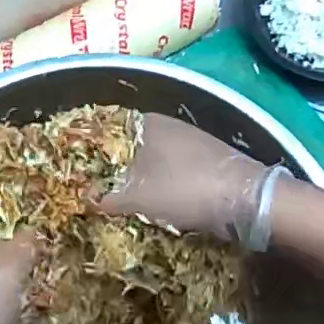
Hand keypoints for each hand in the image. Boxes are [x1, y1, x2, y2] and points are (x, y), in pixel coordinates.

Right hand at [94, 113, 284, 248]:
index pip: (105, 127)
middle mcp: (165, 124)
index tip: (74, 164)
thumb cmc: (186, 190)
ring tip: (118, 194)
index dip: (88, 145)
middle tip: (93, 184)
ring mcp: (189, 139)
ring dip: (135, 172)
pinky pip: (168, 165)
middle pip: (127, 141)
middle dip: (111, 162)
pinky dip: (156, 178)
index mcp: (145, 123)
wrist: (250, 200)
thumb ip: (107, 198)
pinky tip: (151, 197)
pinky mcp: (205, 157)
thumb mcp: (138, 198)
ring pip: (149, 154)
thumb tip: (84, 200)